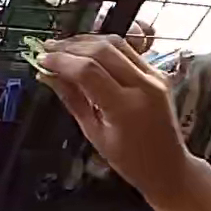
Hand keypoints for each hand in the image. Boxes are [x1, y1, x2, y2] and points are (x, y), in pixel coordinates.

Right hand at [37, 34, 195, 202]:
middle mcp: (144, 86)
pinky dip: (102, 46)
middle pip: (102, 50)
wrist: (169, 168)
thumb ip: (72, 99)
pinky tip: (84, 51)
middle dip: (70, 46)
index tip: (40, 59)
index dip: (61, 61)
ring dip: (85, 41)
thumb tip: (47, 76)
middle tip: (47, 49)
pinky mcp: (157, 72)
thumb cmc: (130, 160)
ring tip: (62, 47)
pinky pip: (126, 50)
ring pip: (115, 43)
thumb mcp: (94, 133)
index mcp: (127, 107)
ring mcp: (154, 76)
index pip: (88, 71)